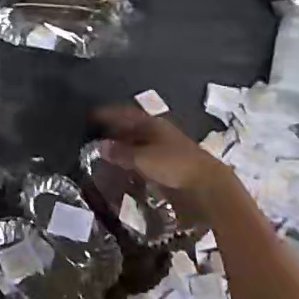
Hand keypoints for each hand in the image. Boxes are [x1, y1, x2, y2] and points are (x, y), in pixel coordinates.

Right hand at [93, 106, 236, 215]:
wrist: (206, 184)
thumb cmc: (174, 165)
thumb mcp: (143, 158)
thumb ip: (121, 153)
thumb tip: (101, 146)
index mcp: (153, 124)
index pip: (126, 114)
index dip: (109, 114)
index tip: (92, 115)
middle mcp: (159, 133)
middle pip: (133, 129)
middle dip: (115, 132)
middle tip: (95, 136)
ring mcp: (165, 149)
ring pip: (139, 144)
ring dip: (123, 148)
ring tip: (106, 155)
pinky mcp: (170, 165)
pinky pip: (145, 160)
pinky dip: (133, 162)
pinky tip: (125, 170)